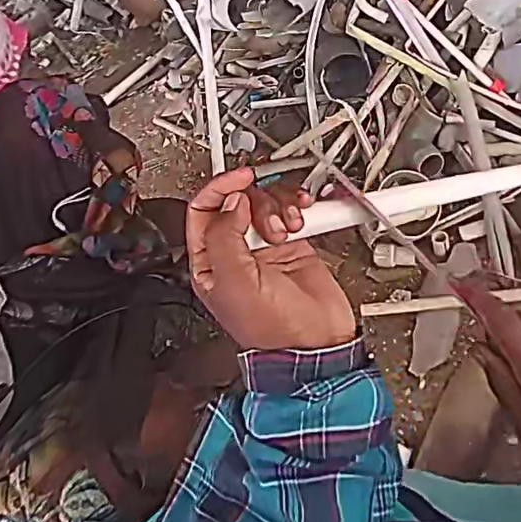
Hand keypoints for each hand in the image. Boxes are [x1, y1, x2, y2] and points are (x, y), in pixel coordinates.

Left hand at [186, 167, 355, 351]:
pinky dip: (300, 206)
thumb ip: (225, 238)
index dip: (219, 188)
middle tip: (271, 224)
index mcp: (210, 261)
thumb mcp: (235, 284)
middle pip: (239, 200)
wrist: (317, 343)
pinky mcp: (294, 242)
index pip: (203, 209)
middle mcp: (236, 250)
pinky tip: (304, 217)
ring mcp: (266, 245)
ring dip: (281, 206)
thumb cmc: (272, 330)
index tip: (241, 178)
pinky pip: (292, 209)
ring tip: (290, 228)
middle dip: (258, 203)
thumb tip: (232, 203)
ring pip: (266, 201)